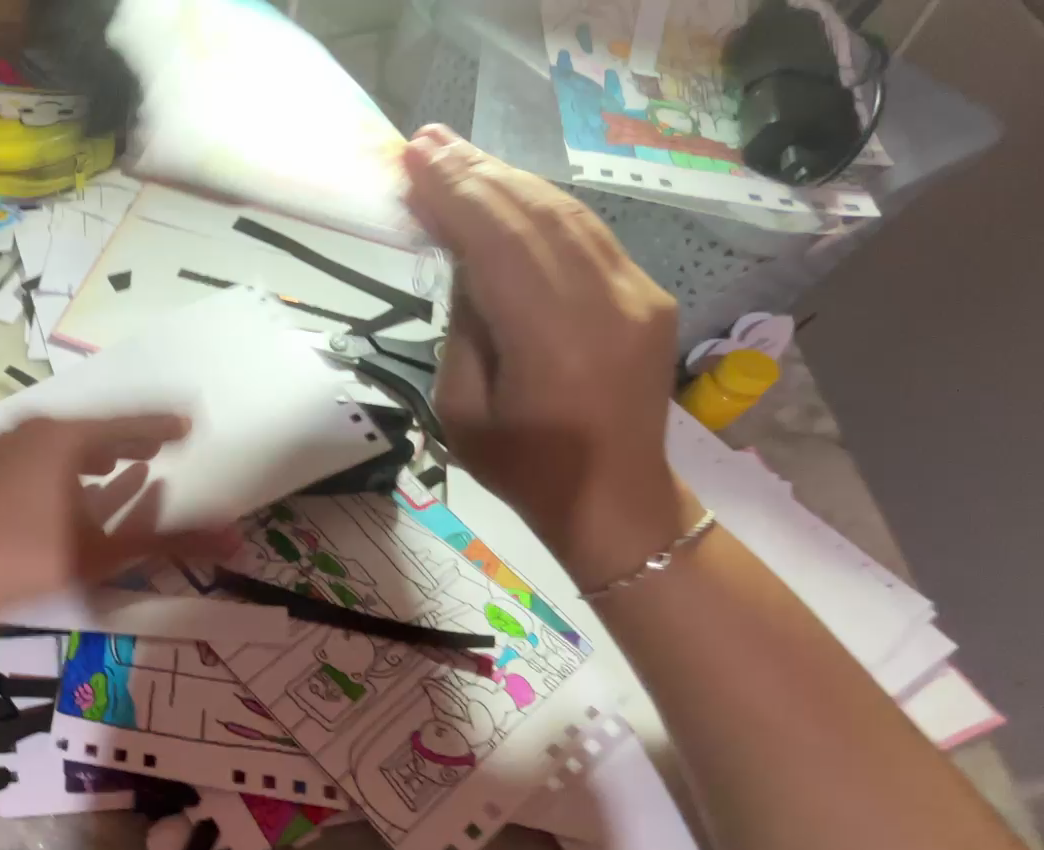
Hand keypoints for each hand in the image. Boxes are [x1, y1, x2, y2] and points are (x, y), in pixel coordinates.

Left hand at [0, 415, 234, 620]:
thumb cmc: (10, 561)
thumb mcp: (95, 555)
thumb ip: (165, 541)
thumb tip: (236, 535)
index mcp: (62, 438)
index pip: (130, 423)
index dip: (164, 426)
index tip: (192, 424)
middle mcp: (31, 431)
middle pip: (96, 429)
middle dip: (132, 440)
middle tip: (163, 444)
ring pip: (64, 445)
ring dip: (100, 456)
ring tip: (126, 467)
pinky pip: (40, 460)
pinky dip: (67, 471)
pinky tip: (70, 492)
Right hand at [402, 125, 691, 589]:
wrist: (613, 497)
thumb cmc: (522, 468)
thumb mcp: (463, 411)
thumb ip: (464, 332)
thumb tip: (466, 269)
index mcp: (552, 340)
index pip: (498, 243)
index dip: (454, 196)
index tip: (414, 160)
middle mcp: (605, 301)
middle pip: (536, 215)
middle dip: (477, 174)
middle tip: (427, 142)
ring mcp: (635, 293)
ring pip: (567, 215)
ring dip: (509, 182)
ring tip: (458, 158)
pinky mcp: (645, 294)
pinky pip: (587, 236)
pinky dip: (541, 209)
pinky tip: (508, 195)